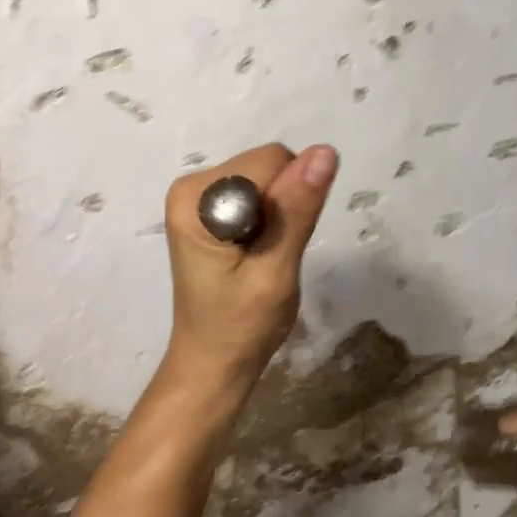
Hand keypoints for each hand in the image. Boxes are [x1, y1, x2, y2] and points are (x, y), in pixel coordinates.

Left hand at [160, 143, 338, 390]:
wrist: (214, 363)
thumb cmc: (241, 326)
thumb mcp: (275, 270)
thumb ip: (298, 209)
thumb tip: (325, 152)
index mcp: (194, 196)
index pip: (270, 162)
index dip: (290, 199)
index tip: (278, 245)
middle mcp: (191, 184)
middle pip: (266, 165)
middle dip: (282, 204)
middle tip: (272, 254)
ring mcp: (198, 195)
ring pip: (267, 177)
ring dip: (277, 213)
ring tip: (263, 256)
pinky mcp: (209, 207)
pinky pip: (258, 192)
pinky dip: (269, 218)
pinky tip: (257, 252)